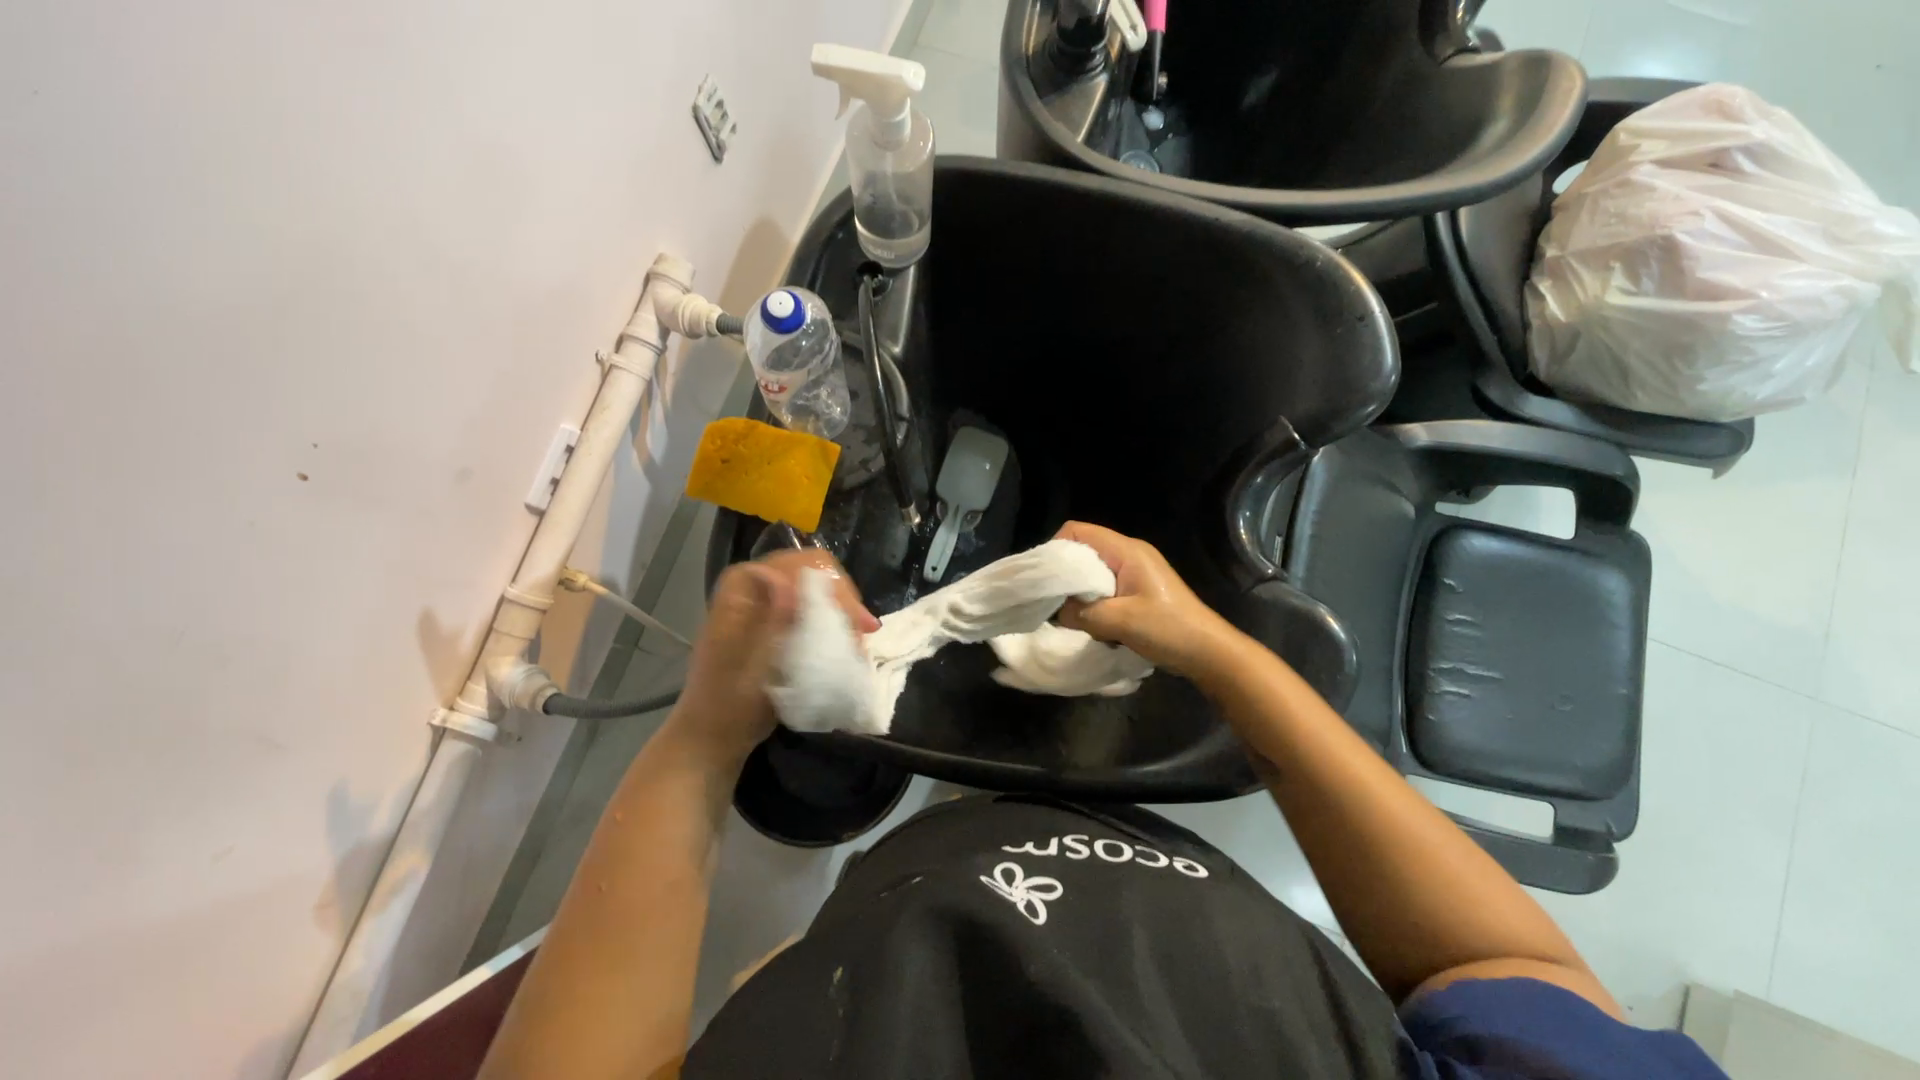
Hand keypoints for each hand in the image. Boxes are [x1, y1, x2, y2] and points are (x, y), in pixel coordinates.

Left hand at [667, 549, 878, 766]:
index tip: (857, 623)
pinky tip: (846, 645)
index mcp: (742, 586)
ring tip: (858, 643)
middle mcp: (753, 585)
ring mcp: (764, 603)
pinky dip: (830, 625)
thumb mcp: (756, 666)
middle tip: (866, 633)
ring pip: (815, 591)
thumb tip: (789, 583)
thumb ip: (774, 621)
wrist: (713, 737)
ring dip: (840, 614)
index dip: (835, 587)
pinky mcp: (772, 622)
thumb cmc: (731, 705)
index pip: (801, 565)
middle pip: (812, 574)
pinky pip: (810, 610)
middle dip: (842, 601)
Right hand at [1054, 521, 1243, 678]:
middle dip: (1064, 575)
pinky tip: (1095, 625)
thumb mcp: (1119, 622)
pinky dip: (1094, 604)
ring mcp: (1135, 573)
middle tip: (1051, 600)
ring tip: (1076, 616)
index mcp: (1127, 551)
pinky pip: (1104, 588)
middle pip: (1082, 551)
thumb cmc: (1168, 629)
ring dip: (1080, 594)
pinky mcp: (1137, 591)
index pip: (1077, 531)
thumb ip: (1081, 613)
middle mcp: (1129, 554)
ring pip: (1091, 573)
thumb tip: (1058, 612)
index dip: (1054, 548)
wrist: (1207, 652)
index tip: (1042, 577)